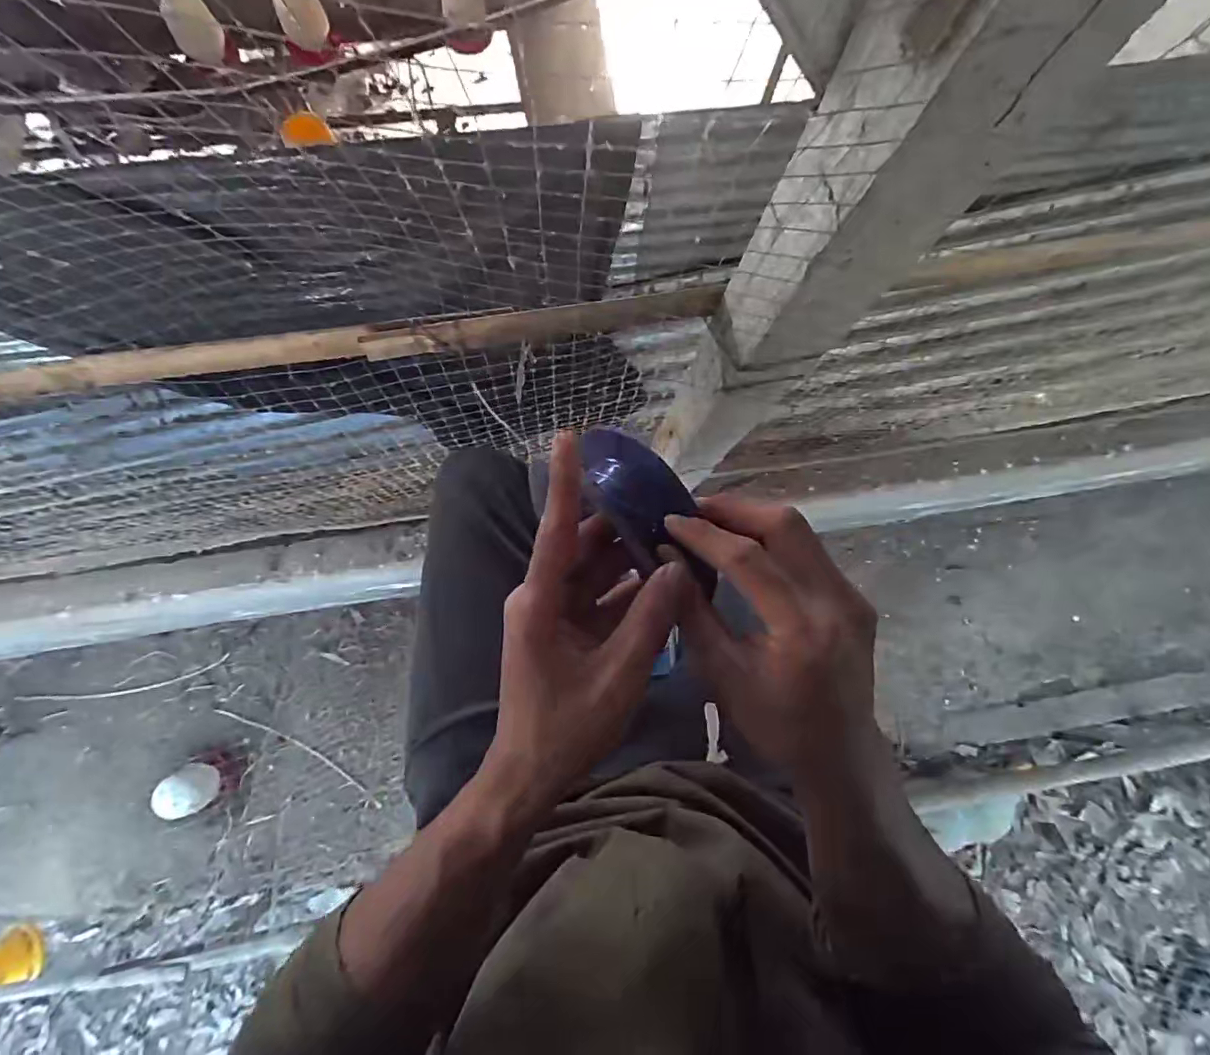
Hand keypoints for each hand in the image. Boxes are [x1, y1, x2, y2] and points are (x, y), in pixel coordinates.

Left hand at [480, 432, 689, 810]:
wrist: (529, 773)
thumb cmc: (566, 727)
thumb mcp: (618, 673)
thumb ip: (650, 618)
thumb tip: (679, 568)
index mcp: (539, 600)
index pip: (555, 528)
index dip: (563, 480)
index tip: (568, 436)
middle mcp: (540, 597)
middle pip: (582, 547)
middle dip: (620, 525)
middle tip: (664, 502)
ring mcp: (550, 615)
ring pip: (593, 572)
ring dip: (628, 558)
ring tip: (672, 535)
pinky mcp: (562, 633)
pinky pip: (597, 599)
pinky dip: (626, 591)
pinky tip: (663, 582)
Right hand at [664, 497, 881, 774]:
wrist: (841, 753)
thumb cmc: (775, 725)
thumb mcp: (721, 675)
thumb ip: (693, 613)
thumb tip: (667, 558)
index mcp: (800, 629)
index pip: (748, 559)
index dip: (704, 534)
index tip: (669, 520)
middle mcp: (836, 602)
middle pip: (785, 526)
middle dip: (733, 509)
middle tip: (692, 509)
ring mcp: (851, 595)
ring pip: (801, 531)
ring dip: (752, 518)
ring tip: (711, 521)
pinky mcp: (854, 596)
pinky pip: (809, 549)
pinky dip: (771, 537)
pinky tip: (743, 544)